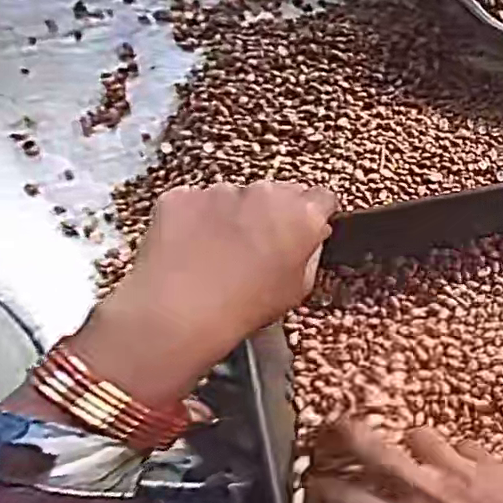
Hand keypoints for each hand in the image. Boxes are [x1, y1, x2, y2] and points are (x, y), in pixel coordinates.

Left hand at [73, 180, 335, 406]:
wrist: (180, 311)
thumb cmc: (245, 306)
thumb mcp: (299, 288)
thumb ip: (310, 253)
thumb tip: (309, 239)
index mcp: (302, 215)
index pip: (322, 198)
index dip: (316, 214)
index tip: (308, 226)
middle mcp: (265, 193)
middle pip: (280, 192)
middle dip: (275, 213)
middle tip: (263, 247)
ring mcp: (221, 191)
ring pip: (237, 197)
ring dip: (235, 216)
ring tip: (223, 254)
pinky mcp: (183, 195)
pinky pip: (198, 202)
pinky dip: (198, 220)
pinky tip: (195, 249)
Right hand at [308, 419, 502, 502]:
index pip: (344, 498)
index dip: (322, 487)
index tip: (314, 484)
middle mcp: (420, 491)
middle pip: (368, 445)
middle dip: (342, 432)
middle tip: (332, 429)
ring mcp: (453, 468)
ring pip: (414, 435)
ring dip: (407, 444)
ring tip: (411, 456)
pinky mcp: (484, 458)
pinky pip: (457, 442)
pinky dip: (452, 452)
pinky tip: (459, 466)